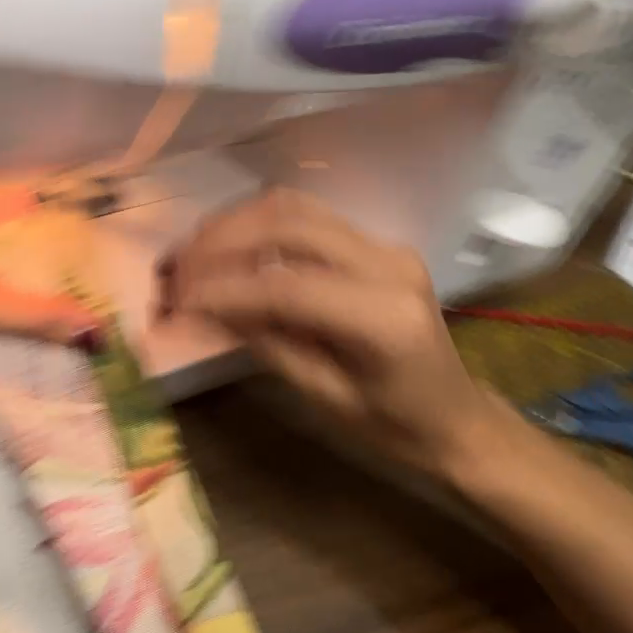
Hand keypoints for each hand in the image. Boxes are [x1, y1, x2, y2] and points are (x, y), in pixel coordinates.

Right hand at [159, 189, 506, 475]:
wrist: (455, 417)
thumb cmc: (392, 425)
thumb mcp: (323, 396)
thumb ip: (265, 341)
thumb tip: (202, 305)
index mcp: (384, 317)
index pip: (287, 286)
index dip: (224, 288)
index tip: (177, 300)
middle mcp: (388, 264)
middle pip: (288, 226)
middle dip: (221, 241)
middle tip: (177, 268)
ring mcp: (384, 244)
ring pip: (293, 207)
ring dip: (234, 222)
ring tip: (194, 250)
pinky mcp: (373, 240)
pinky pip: (305, 214)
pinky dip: (256, 222)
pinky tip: (228, 243)